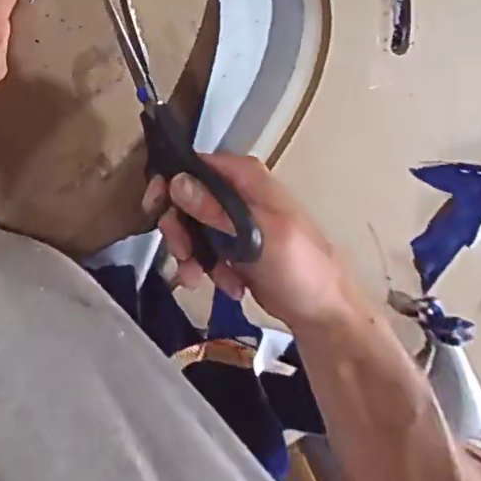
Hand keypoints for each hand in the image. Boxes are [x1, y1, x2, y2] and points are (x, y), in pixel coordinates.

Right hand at [144, 152, 354, 329]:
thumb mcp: (258, 237)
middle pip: (187, 197)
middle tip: (183, 255)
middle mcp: (238, 191)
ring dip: (192, 253)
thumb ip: (217, 211)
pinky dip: (208, 268)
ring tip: (201, 279)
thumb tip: (178, 182)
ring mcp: (236, 219)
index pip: (195, 165)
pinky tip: (227, 285)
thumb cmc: (301, 268)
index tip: (154, 208)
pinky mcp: (235, 245)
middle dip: (181, 229)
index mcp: (246, 176)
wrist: (326, 315)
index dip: (170, 183)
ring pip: (192, 225)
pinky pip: (205, 248)